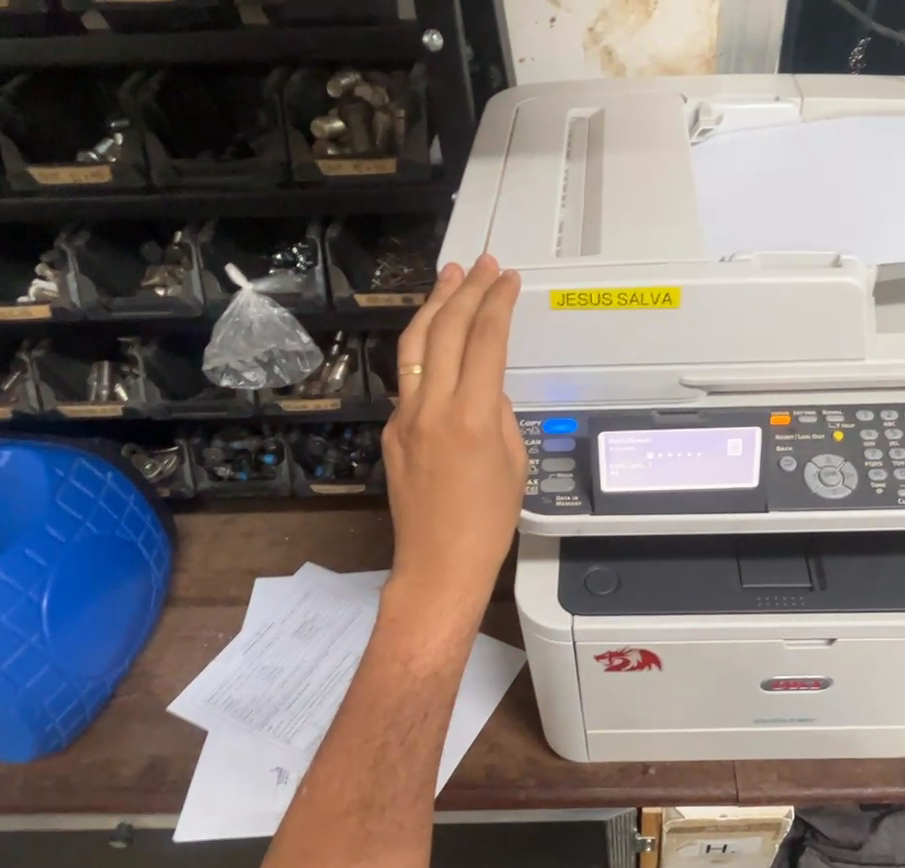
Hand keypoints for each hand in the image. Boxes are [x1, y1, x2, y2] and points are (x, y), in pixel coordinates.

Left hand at [382, 256, 526, 616]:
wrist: (438, 564)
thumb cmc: (488, 524)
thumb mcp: (513, 464)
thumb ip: (499, 415)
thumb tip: (485, 387)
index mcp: (472, 417)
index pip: (485, 341)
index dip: (498, 304)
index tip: (509, 280)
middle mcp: (433, 408)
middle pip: (446, 331)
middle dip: (467, 291)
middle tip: (483, 266)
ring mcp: (405, 417)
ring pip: (414, 346)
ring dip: (433, 306)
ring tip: (450, 278)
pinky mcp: (391, 432)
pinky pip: (407, 380)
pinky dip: (423, 350)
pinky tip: (435, 339)